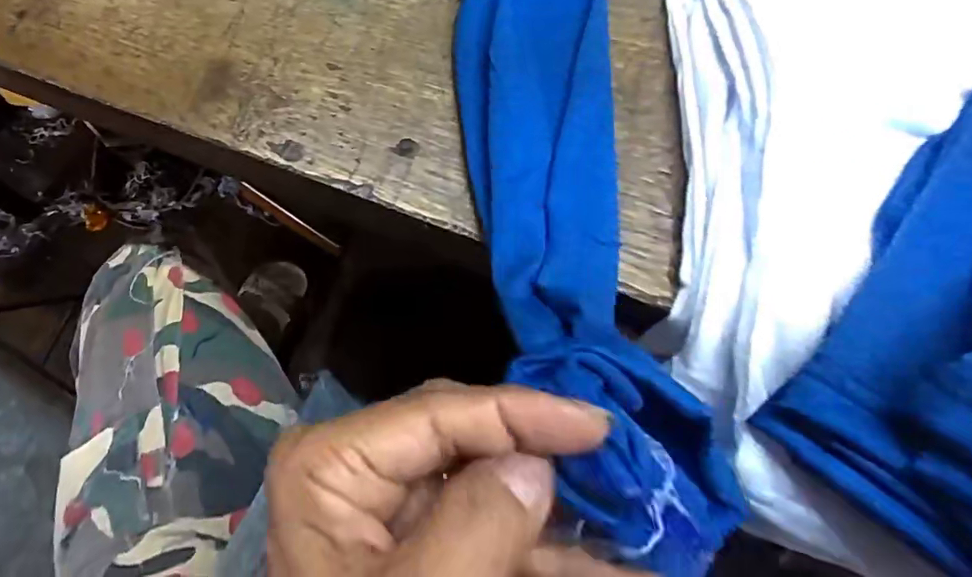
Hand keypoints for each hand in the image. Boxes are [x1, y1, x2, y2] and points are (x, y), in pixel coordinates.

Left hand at [265, 381, 644, 574]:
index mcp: (337, 461)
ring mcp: (393, 521)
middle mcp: (363, 475)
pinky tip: (611, 567)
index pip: (437, 411)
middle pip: (468, 444)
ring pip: (492, 495)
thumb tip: (533, 466)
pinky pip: (494, 544)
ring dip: (562, 520)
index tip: (598, 423)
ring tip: (635, 523)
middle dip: (543, 458)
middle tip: (617, 463)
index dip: (521, 410)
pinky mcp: (424, 562)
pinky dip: (550, 559)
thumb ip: (475, 525)